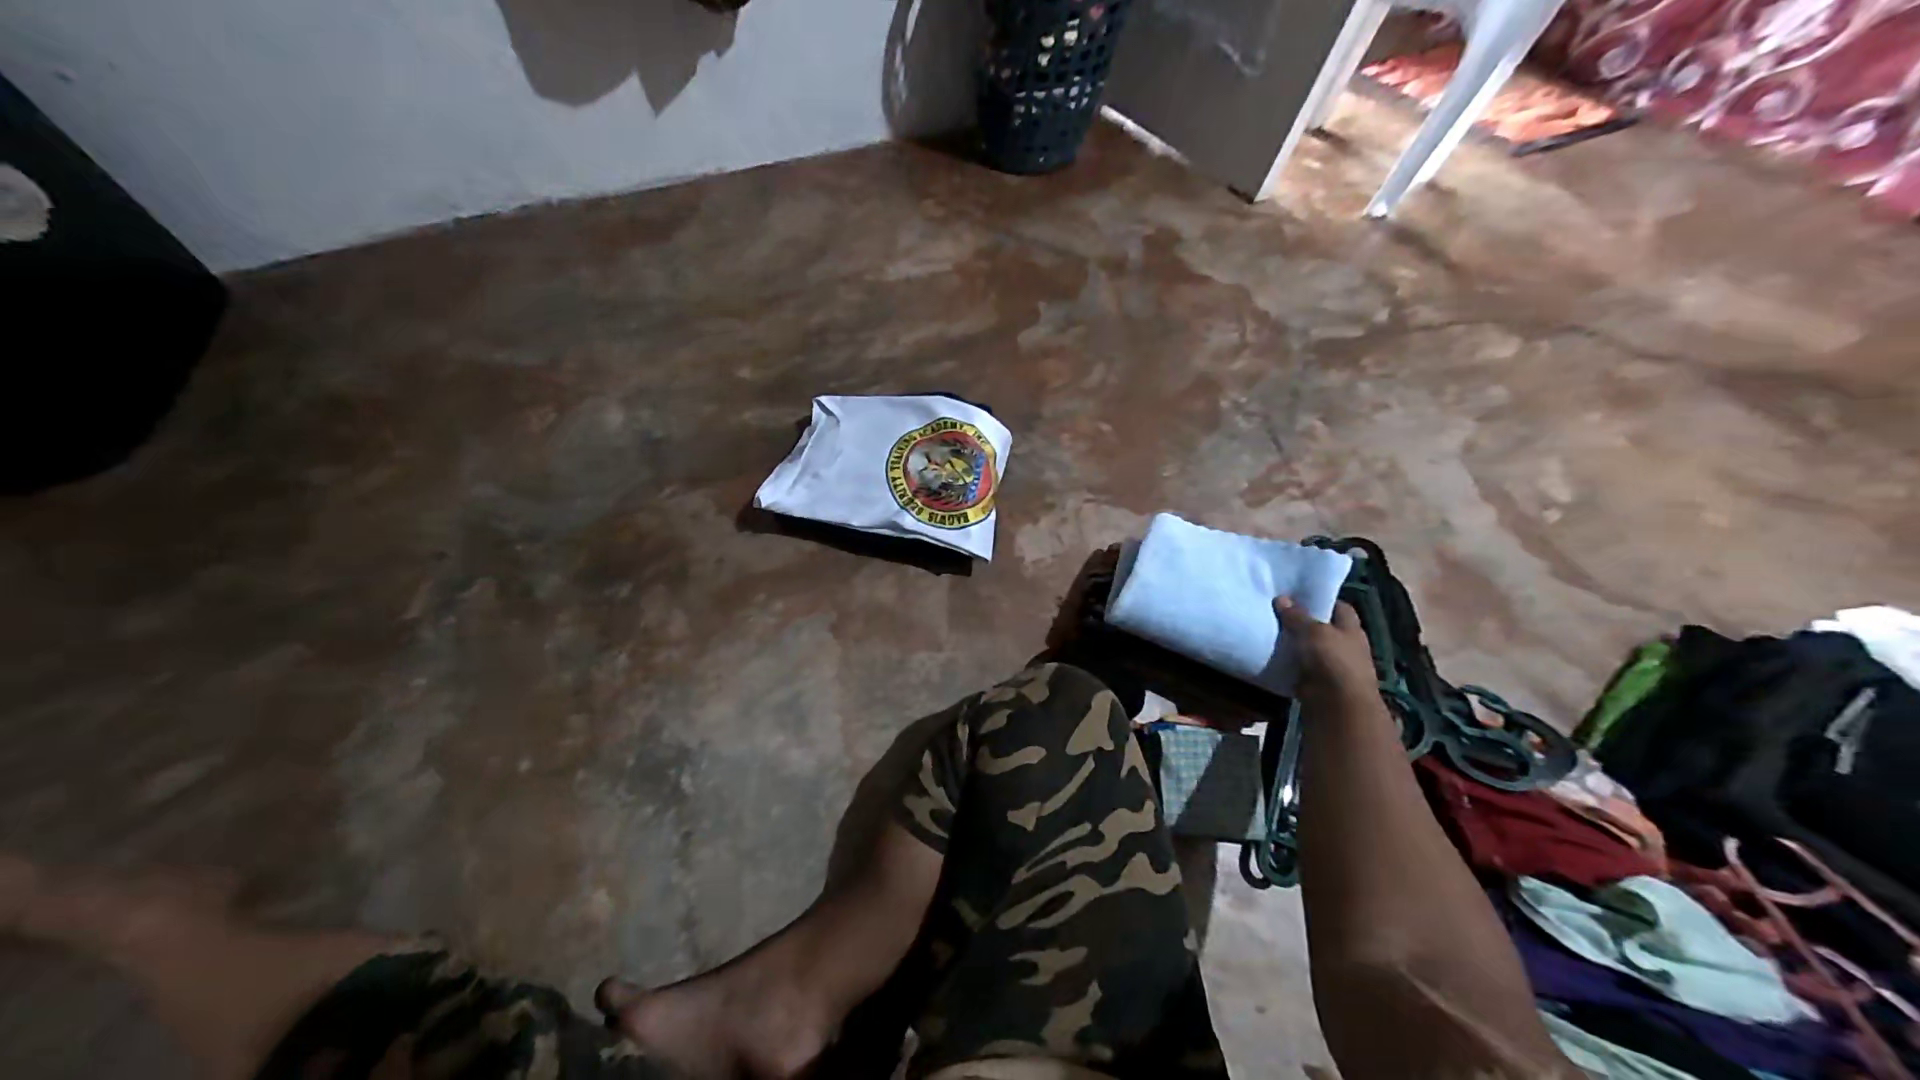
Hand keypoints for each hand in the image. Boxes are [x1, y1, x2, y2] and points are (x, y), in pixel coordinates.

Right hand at [1275, 598, 1376, 705]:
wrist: (1338, 704)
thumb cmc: (1333, 660)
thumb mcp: (1313, 631)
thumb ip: (1297, 616)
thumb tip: (1282, 598)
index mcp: (1351, 628)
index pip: (1338, 607)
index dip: (1321, 599)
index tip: (1297, 594)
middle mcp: (1344, 645)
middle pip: (1322, 627)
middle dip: (1303, 621)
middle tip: (1276, 610)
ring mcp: (1331, 665)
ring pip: (1309, 647)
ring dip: (1294, 643)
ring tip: (1269, 630)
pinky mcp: (1317, 682)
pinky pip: (1299, 667)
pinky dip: (1288, 662)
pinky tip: (1271, 654)